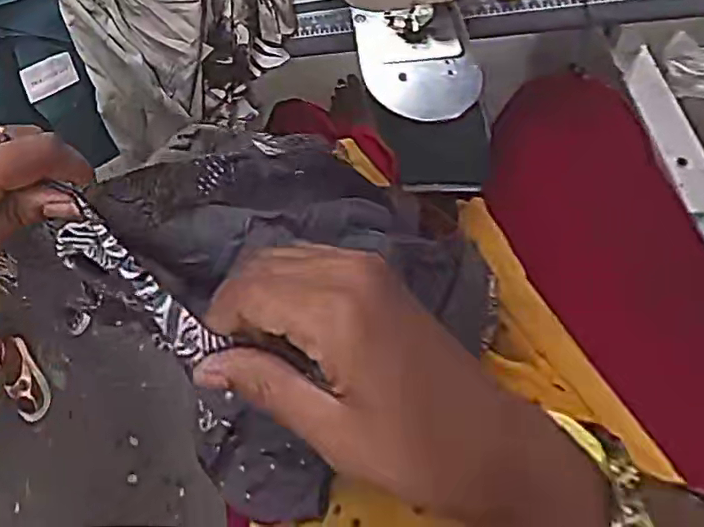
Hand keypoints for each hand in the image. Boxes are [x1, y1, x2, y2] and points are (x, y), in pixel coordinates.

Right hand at [193, 245, 606, 526]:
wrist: (498, 444)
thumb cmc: (419, 449)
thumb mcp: (335, 433)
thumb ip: (266, 386)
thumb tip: (205, 366)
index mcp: (336, 308)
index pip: (249, 290)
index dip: (219, 318)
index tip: (210, 353)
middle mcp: (346, 268)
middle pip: (261, 264)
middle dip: (235, 301)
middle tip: (230, 351)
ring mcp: (362, 262)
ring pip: (281, 254)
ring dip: (257, 288)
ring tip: (258, 339)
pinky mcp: (372, 267)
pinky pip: (307, 256)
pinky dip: (284, 279)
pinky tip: (289, 319)